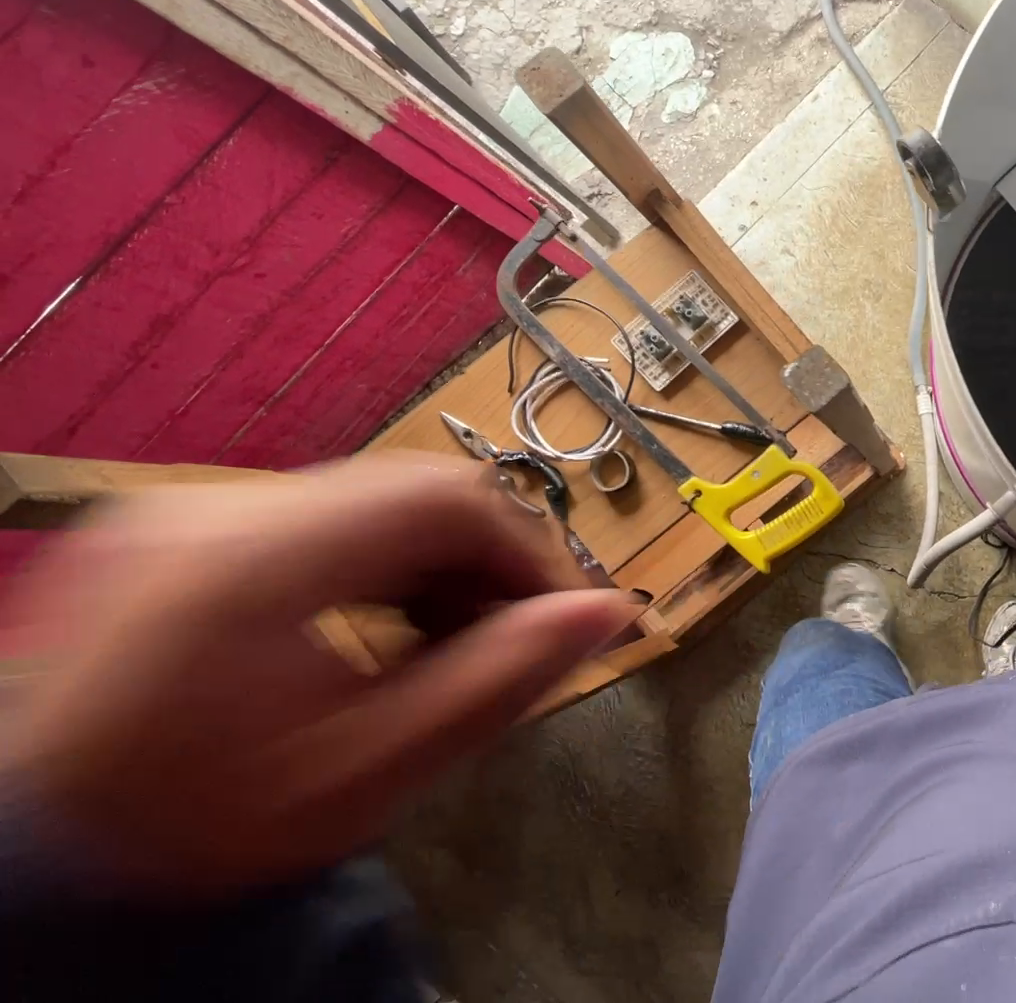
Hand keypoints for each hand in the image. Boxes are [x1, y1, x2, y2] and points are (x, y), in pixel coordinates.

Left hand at [0, 454, 636, 898]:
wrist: (39, 866)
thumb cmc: (216, 826)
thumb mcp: (376, 768)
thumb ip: (501, 680)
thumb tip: (612, 610)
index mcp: (253, 562)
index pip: (446, 500)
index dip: (526, 552)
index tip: (554, 620)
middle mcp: (214, 510)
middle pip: (414, 495)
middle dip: (484, 564)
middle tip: (503, 639)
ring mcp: (188, 514)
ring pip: (379, 504)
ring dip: (440, 566)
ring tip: (444, 645)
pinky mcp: (183, 532)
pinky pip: (330, 521)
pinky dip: (388, 566)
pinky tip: (385, 629)